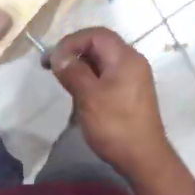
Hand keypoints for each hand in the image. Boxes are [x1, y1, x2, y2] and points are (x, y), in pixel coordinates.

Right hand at [50, 27, 175, 177]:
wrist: (143, 158)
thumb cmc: (115, 126)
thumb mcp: (88, 97)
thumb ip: (73, 72)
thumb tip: (58, 55)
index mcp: (125, 58)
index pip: (96, 35)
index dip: (71, 42)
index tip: (51, 60)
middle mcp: (132, 63)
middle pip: (100, 46)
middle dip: (75, 53)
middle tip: (53, 69)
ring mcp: (134, 79)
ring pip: (103, 63)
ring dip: (81, 68)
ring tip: (64, 83)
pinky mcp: (131, 95)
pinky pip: (108, 78)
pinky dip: (91, 81)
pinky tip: (80, 96)